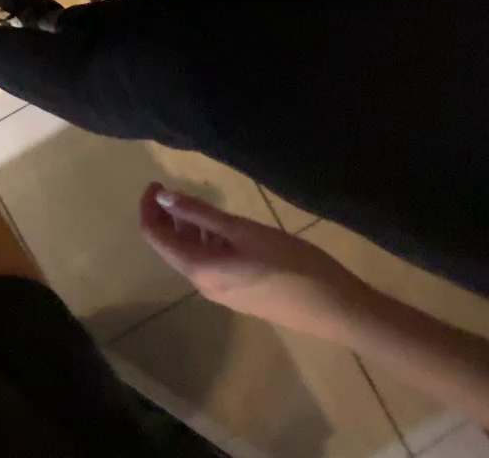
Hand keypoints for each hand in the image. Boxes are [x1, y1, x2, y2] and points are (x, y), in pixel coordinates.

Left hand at [139, 183, 371, 335]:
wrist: (348, 314)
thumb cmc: (294, 266)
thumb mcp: (243, 231)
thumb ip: (199, 214)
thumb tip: (162, 197)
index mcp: (197, 269)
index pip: (153, 234)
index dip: (149, 207)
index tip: (156, 184)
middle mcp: (202, 285)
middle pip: (168, 245)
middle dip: (165, 216)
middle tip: (173, 190)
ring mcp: (223, 294)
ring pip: (191, 255)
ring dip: (187, 229)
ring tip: (198, 205)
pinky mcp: (244, 298)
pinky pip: (211, 265)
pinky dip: (207, 244)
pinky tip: (223, 231)